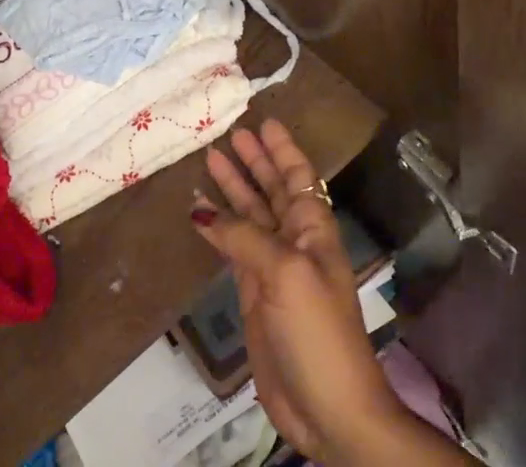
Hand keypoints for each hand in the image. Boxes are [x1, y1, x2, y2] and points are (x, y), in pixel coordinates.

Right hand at [194, 121, 447, 464]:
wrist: (326, 405)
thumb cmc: (317, 330)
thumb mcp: (286, 272)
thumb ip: (245, 237)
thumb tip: (202, 211)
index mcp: (314, 231)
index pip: (299, 178)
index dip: (283, 150)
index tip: (264, 121)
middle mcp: (295, 243)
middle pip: (273, 191)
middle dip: (254, 162)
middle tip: (228, 135)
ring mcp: (274, 269)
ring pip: (251, 217)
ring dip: (234, 189)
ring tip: (209, 161)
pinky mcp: (255, 294)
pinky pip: (233, 248)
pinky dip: (217, 228)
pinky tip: (199, 213)